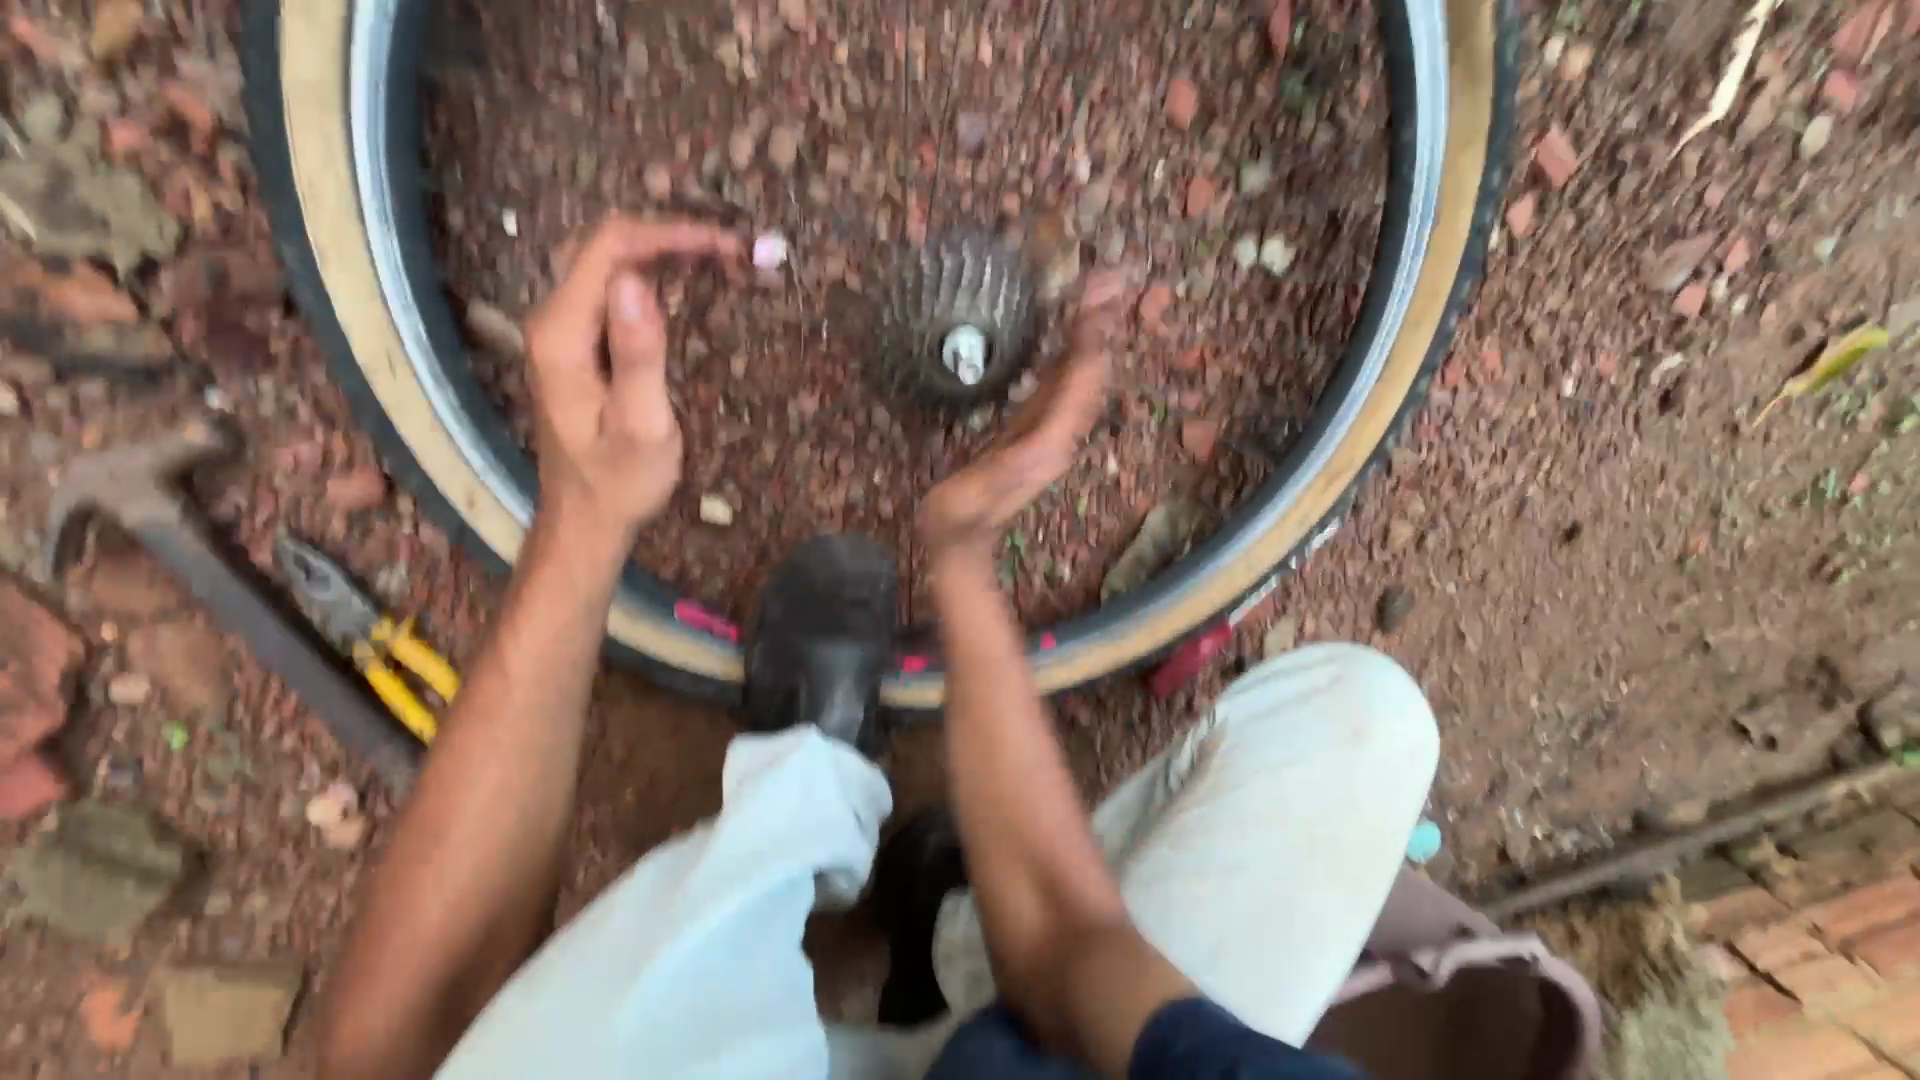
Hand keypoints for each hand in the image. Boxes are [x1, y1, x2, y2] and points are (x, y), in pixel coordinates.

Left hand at [521, 217, 741, 546]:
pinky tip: (685, 286)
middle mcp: (553, 322)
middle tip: (729, 252)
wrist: (585, 520)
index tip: (724, 246)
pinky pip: (611, 292)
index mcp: (563, 335)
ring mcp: (562, 333)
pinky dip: (652, 278)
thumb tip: (638, 282)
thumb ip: (638, 354)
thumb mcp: (641, 425)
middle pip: (605, 247)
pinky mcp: (577, 346)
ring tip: (718, 262)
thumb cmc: (620, 482)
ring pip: (608, 265)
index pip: (610, 250)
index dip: (668, 236)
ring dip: (661, 253)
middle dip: (668, 237)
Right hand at [920, 271, 1128, 565]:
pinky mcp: (1034, 429)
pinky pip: (1059, 382)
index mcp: (1049, 445)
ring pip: (1078, 375)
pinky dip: (1068, 351)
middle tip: (1108, 278)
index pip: (1080, 383)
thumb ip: (1006, 473)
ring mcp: (1049, 431)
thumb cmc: (958, 521)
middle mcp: (1059, 435)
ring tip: (1096, 293)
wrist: (959, 542)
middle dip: (1100, 326)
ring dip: (1089, 333)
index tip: (1097, 296)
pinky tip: (1066, 331)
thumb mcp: (975, 500)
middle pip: (1089, 372)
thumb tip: (1045, 443)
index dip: (1091, 339)